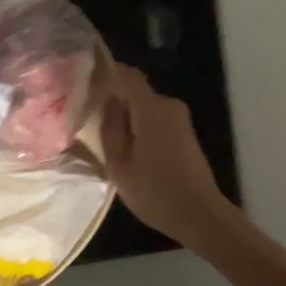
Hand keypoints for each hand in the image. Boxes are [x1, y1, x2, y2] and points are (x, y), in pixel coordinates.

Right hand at [102, 64, 232, 244]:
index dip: (107, 71)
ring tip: (106, 135)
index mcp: (152, 108)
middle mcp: (169, 105)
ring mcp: (180, 117)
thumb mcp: (119, 165)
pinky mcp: (185, 131)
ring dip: (128, 115)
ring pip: (146, 106)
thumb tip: (109, 103)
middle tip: (89, 115)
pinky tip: (129, 146)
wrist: (199, 213)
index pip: (127, 75)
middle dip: (115, 99)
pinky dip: (141, 125)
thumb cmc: (155, 192)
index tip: (85, 78)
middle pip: (136, 91)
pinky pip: (156, 118)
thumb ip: (111, 129)